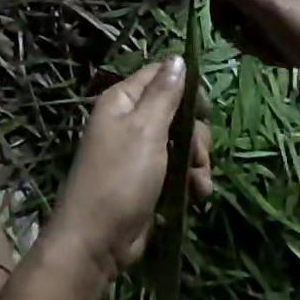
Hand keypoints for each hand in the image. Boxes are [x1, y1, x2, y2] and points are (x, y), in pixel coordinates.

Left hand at [49, 58, 211, 275]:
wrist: (95, 242)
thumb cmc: (120, 178)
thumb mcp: (146, 129)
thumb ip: (165, 93)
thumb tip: (178, 58)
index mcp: (123, 100)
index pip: (160, 76)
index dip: (187, 88)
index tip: (204, 110)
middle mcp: (130, 121)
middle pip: (177, 110)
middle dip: (195, 133)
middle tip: (198, 154)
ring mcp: (139, 152)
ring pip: (182, 142)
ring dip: (197, 160)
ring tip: (199, 183)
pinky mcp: (148, 180)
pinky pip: (178, 169)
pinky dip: (191, 179)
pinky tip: (198, 194)